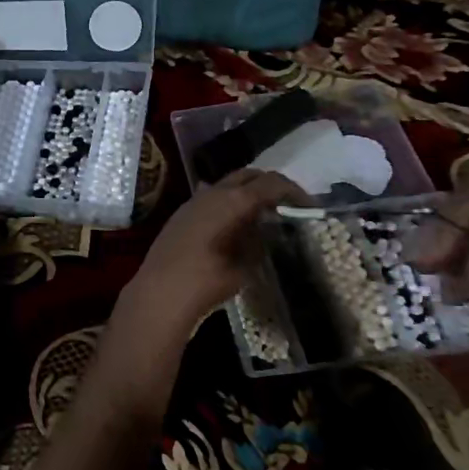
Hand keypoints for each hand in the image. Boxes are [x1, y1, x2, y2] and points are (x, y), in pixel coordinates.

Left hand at [122, 169, 303, 327]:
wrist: (160, 293)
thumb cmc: (207, 281)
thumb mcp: (245, 263)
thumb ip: (259, 240)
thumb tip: (267, 229)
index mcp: (233, 200)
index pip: (272, 183)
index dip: (294, 192)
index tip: (309, 206)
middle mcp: (211, 193)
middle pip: (247, 176)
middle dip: (269, 186)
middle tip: (286, 205)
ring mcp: (191, 202)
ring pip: (226, 186)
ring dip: (245, 193)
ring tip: (262, 215)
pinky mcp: (179, 216)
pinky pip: (209, 199)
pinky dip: (227, 204)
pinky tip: (234, 224)